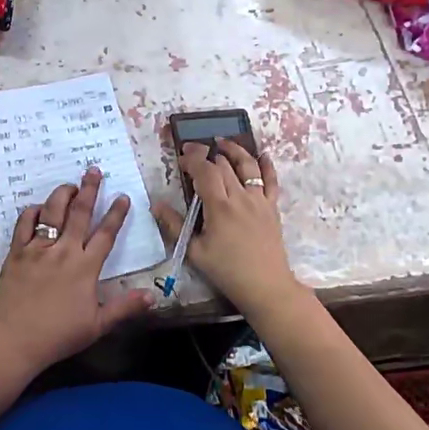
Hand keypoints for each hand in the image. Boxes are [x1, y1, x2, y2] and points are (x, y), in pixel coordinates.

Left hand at [0, 167, 151, 371]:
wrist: (13, 339)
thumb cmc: (58, 335)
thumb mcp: (97, 325)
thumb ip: (125, 307)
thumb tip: (153, 296)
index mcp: (85, 267)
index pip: (106, 234)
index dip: (116, 214)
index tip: (123, 197)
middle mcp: (64, 251)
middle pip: (79, 213)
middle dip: (89, 189)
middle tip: (94, 170)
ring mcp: (38, 248)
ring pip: (53, 211)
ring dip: (63, 194)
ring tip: (70, 185)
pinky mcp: (17, 252)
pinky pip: (25, 223)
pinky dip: (33, 211)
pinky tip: (39, 207)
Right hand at [154, 141, 299, 309]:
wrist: (266, 287)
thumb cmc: (227, 271)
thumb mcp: (195, 251)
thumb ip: (174, 225)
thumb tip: (155, 205)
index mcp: (219, 206)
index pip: (204, 171)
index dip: (191, 160)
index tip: (181, 159)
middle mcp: (240, 197)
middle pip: (223, 165)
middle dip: (206, 153)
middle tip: (193, 151)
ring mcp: (259, 200)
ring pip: (247, 166)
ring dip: (234, 150)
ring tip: (222, 143)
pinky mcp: (272, 207)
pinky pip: (271, 181)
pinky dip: (266, 166)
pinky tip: (262, 156)